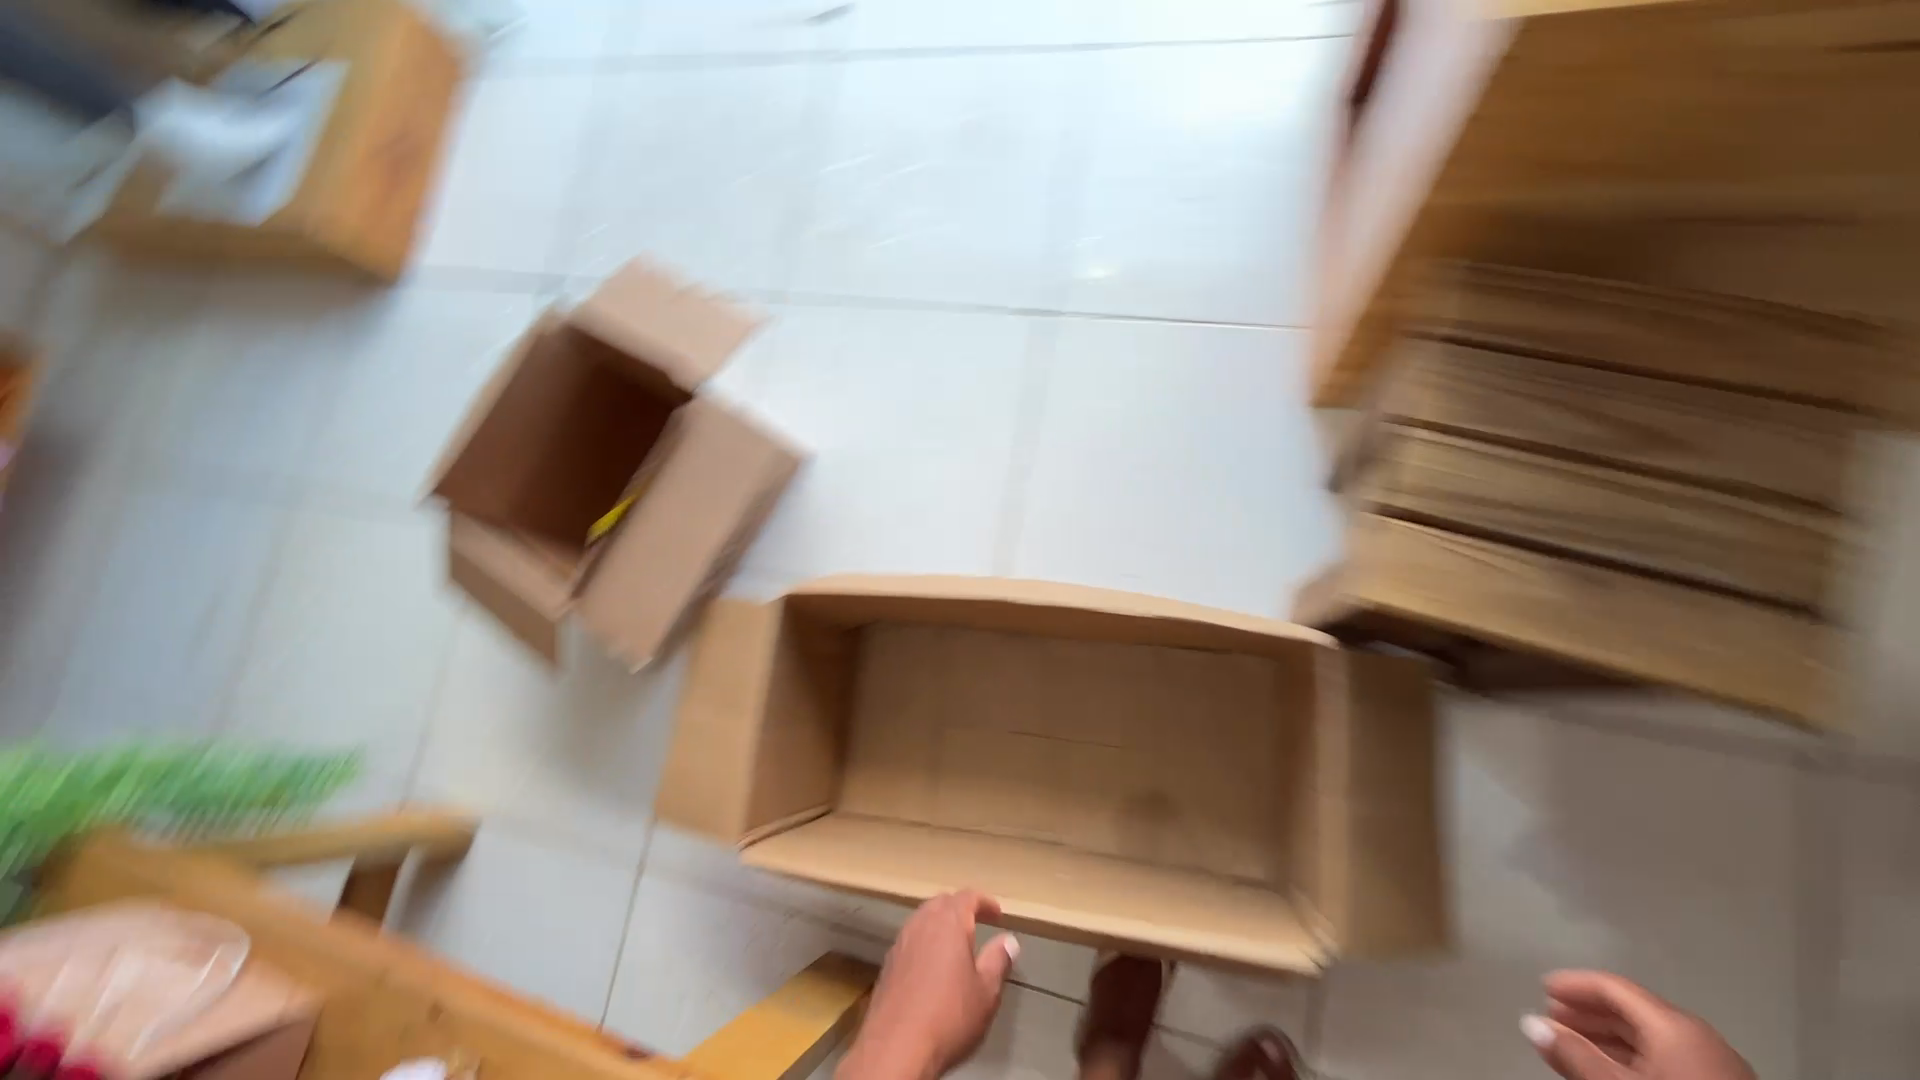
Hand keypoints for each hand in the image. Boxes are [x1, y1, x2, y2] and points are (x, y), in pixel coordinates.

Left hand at [838, 891, 1019, 1079]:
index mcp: (949, 923)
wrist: (895, 1048)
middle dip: (960, 908)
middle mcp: (921, 924)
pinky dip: (925, 942)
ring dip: (940, 923)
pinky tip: (931, 965)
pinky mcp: (887, 964)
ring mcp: (900, 943)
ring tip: (956, 942)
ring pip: (922, 919)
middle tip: (977, 922)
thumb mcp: (986, 992)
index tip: (998, 914)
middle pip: (942, 903)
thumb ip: (998, 961)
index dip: (985, 902)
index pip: (968, 897)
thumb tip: (1009, 940)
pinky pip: (910, 940)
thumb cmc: (949, 1016)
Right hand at [1522, 970, 1755, 1079]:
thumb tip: (1530, 1023)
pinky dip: (1634, 1054)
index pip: (1613, 986)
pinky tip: (1615, 1069)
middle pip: (1632, 1009)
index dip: (1573, 983)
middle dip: (1588, 1011)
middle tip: (1553, 1018)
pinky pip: (1668, 1056)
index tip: (1541, 988)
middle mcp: (1698, 1034)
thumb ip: (1573, 1053)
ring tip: (1575, 1045)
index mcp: (1674, 1024)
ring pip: (1650, 1035)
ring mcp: (1717, 1062)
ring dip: (1608, 1035)